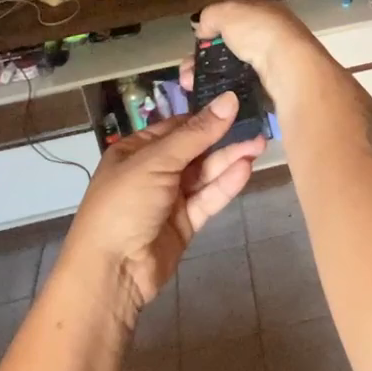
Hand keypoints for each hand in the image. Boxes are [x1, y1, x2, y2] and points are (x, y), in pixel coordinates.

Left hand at [62, 86, 264, 314]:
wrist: (111, 271)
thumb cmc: (124, 205)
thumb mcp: (157, 161)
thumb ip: (197, 133)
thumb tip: (229, 99)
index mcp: (135, 151)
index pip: (176, 127)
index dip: (205, 117)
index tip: (236, 105)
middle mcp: (152, 171)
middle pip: (194, 150)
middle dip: (223, 139)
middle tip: (257, 127)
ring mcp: (169, 198)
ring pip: (204, 174)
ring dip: (229, 159)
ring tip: (259, 145)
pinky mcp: (184, 223)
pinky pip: (207, 198)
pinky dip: (225, 184)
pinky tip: (245, 169)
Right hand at [196, 0, 322, 81]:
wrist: (288, 67)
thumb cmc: (258, 32)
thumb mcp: (228, 12)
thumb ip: (211, 16)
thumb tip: (202, 28)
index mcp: (264, 11)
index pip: (234, 17)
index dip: (213, 27)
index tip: (197, 42)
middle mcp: (270, 34)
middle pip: (230, 46)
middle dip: (205, 59)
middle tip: (187, 73)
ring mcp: (271, 62)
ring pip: (232, 69)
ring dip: (210, 76)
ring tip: (190, 85)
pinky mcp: (270, 86)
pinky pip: (241, 86)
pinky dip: (225, 89)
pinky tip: (211, 94)